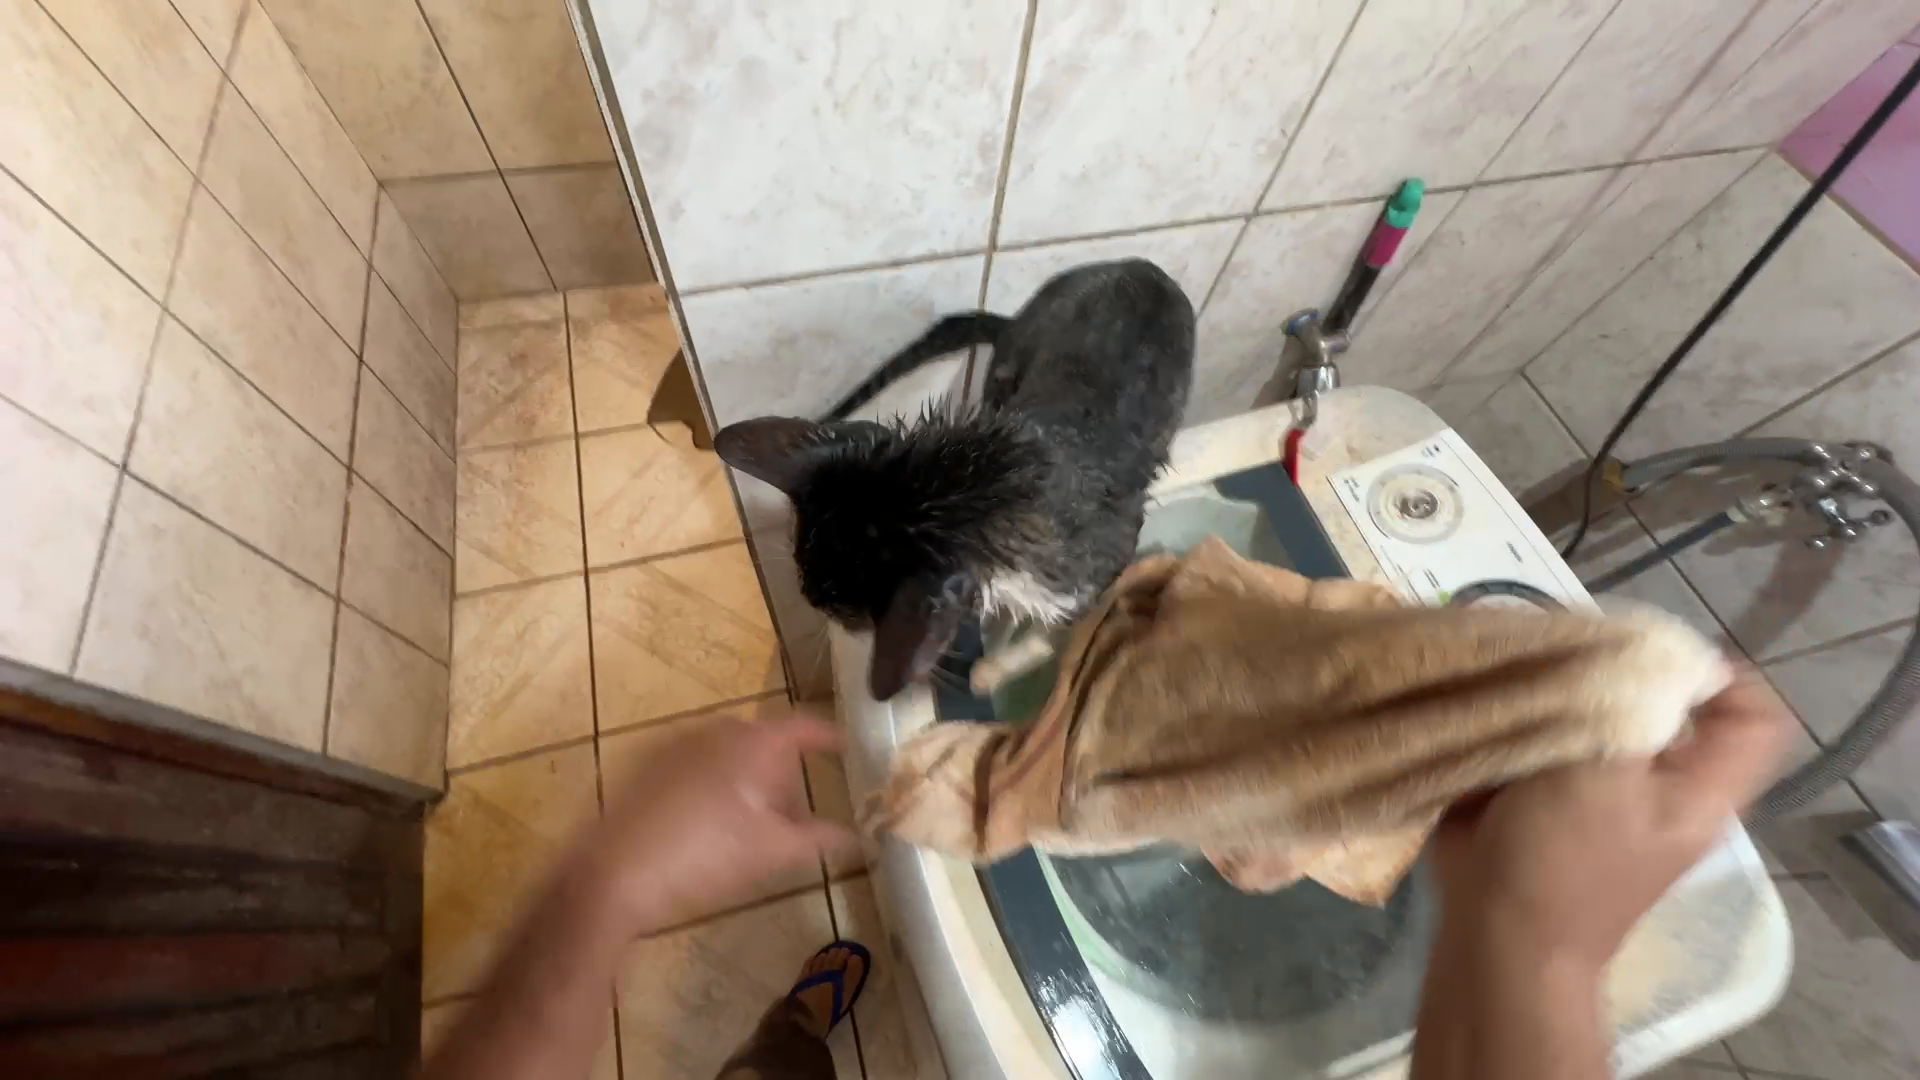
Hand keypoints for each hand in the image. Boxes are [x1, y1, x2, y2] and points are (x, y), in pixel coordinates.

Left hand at [571, 709, 855, 937]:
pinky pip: (695, 763)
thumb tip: (857, 837)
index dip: (829, 737)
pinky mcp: (644, 762)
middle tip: (789, 819)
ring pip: (729, 754)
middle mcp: (718, 729)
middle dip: (783, 777)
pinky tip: (702, 827)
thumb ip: (819, 839)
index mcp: (755, 742)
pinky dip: (711, 783)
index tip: (845, 748)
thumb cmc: (702, 858)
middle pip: (767, 744)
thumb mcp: (771, 853)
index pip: (806, 727)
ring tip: (745, 830)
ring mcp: (676, 741)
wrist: (609, 876)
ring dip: (747, 782)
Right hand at [1432, 671, 1791, 971]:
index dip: (1712, 673)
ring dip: (1543, 684)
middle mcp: (1643, 778)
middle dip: (1602, 665)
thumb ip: (1620, 713)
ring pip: (1577, 712)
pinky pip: (1525, 730)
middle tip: (1550, 639)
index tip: (1640, 641)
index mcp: (1691, 785)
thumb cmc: (1564, 859)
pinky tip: (1474, 688)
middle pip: (1647, 703)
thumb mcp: (1605, 781)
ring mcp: (1580, 782)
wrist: (1497, 921)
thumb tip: (1627, 648)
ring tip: (1502, 655)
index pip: (1746, 716)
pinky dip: (1504, 707)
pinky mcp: (1524, 783)